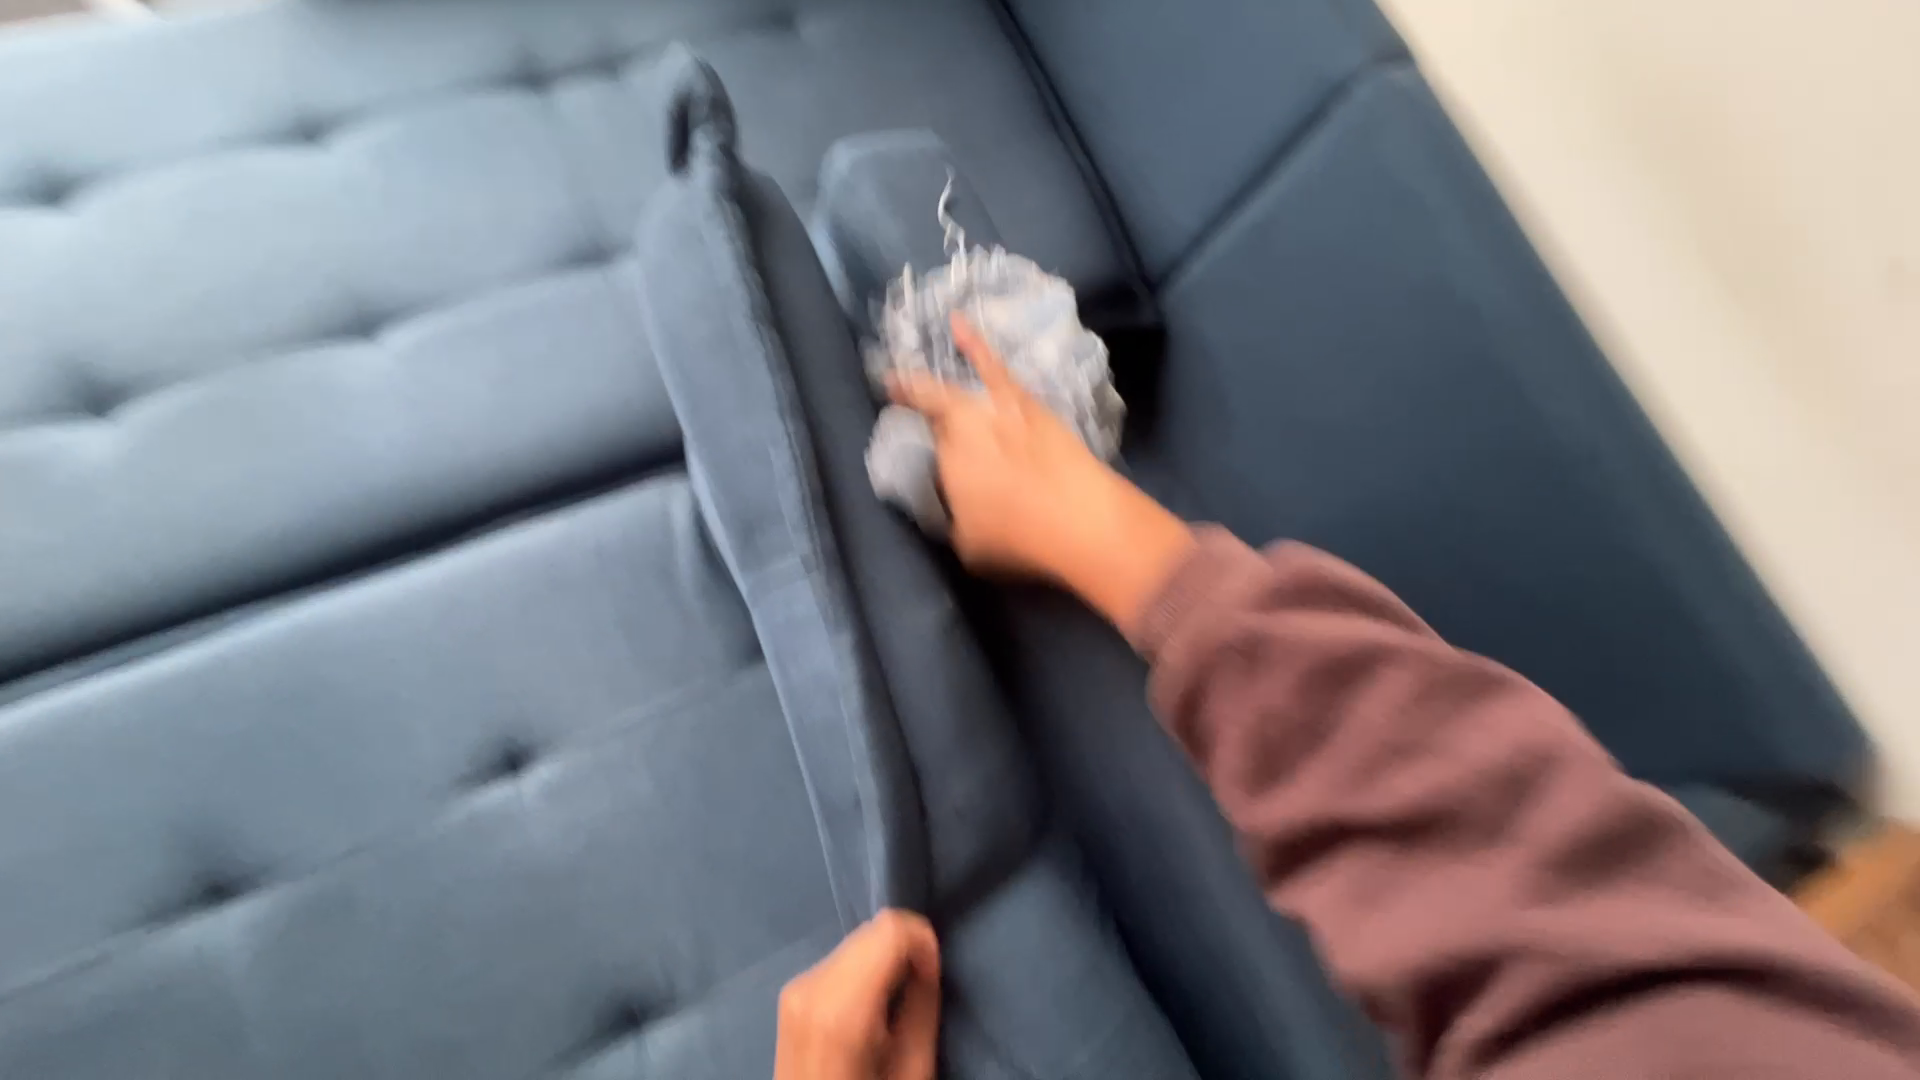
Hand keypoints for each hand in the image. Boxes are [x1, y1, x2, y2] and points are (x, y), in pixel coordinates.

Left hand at [774, 910, 940, 1079]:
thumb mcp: (913, 1069)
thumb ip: (923, 1004)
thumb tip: (926, 960)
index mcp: (840, 1007)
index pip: (889, 927)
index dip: (922, 941)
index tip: (932, 976)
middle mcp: (810, 984)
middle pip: (873, 931)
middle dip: (903, 952)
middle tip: (916, 993)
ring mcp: (795, 986)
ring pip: (857, 941)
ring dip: (883, 961)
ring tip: (890, 1007)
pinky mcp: (791, 991)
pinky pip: (840, 958)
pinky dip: (863, 971)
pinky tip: (868, 1009)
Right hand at [888, 313, 1194, 629]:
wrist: (1083, 519)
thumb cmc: (1021, 539)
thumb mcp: (967, 543)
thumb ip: (951, 516)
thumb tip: (945, 503)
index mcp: (944, 461)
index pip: (915, 443)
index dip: (902, 434)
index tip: (887, 423)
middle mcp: (961, 427)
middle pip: (933, 412)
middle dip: (912, 405)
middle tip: (897, 397)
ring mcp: (993, 408)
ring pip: (955, 390)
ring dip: (930, 380)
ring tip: (910, 366)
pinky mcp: (1025, 401)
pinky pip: (992, 365)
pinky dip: (973, 344)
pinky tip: (958, 322)